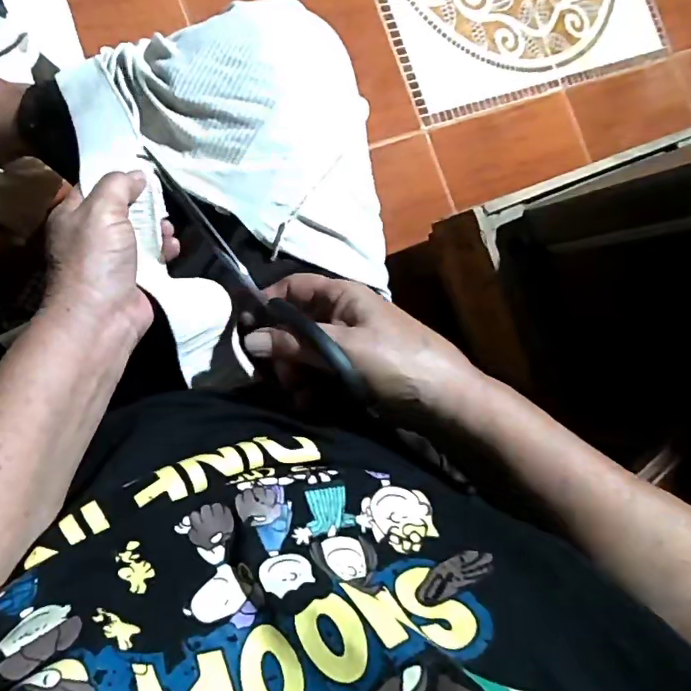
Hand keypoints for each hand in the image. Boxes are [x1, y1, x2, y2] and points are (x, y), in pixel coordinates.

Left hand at [42, 171, 163, 338]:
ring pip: (141, 232)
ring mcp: (113, 258)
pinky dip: (165, 250)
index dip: (117, 177)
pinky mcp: (135, 277)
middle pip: (123, 209)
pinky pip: (153, 256)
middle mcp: (91, 235)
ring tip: (168, 230)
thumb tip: (136, 175)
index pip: (94, 186)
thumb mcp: (102, 210)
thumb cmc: (95, 260)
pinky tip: (172, 249)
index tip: (141, 171)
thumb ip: (118, 185)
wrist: (102, 318)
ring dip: (158, 227)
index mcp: (73, 216)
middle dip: (145, 204)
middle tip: (159, 203)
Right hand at [242, 274, 485, 424]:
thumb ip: (296, 344)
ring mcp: (350, 344)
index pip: (293, 287)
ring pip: (305, 352)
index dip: (267, 304)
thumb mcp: (344, 349)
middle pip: (295, 324)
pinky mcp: (355, 371)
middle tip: (278, 376)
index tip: (245, 331)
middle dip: (281, 349)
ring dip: (295, 373)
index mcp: (343, 295)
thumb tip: (251, 339)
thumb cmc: (397, 361)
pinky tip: (310, 403)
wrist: (446, 398)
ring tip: (298, 396)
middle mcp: (343, 315)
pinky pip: (321, 372)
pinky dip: (311, 386)